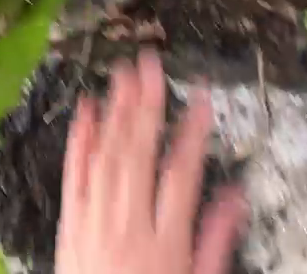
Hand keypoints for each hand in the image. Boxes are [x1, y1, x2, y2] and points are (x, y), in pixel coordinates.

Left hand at [56, 51, 247, 273]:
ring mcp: (94, 222)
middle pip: (138, 155)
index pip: (181, 175)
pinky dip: (80, 139)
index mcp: (164, 243)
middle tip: (152, 63)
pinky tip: (86, 108)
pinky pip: (73, 176)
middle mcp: (127, 226)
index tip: (202, 94)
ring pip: (106, 156)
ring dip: (116, 110)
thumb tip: (238, 195)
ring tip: (124, 72)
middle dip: (146, 104)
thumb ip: (215, 239)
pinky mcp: (69, 225)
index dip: (193, 131)